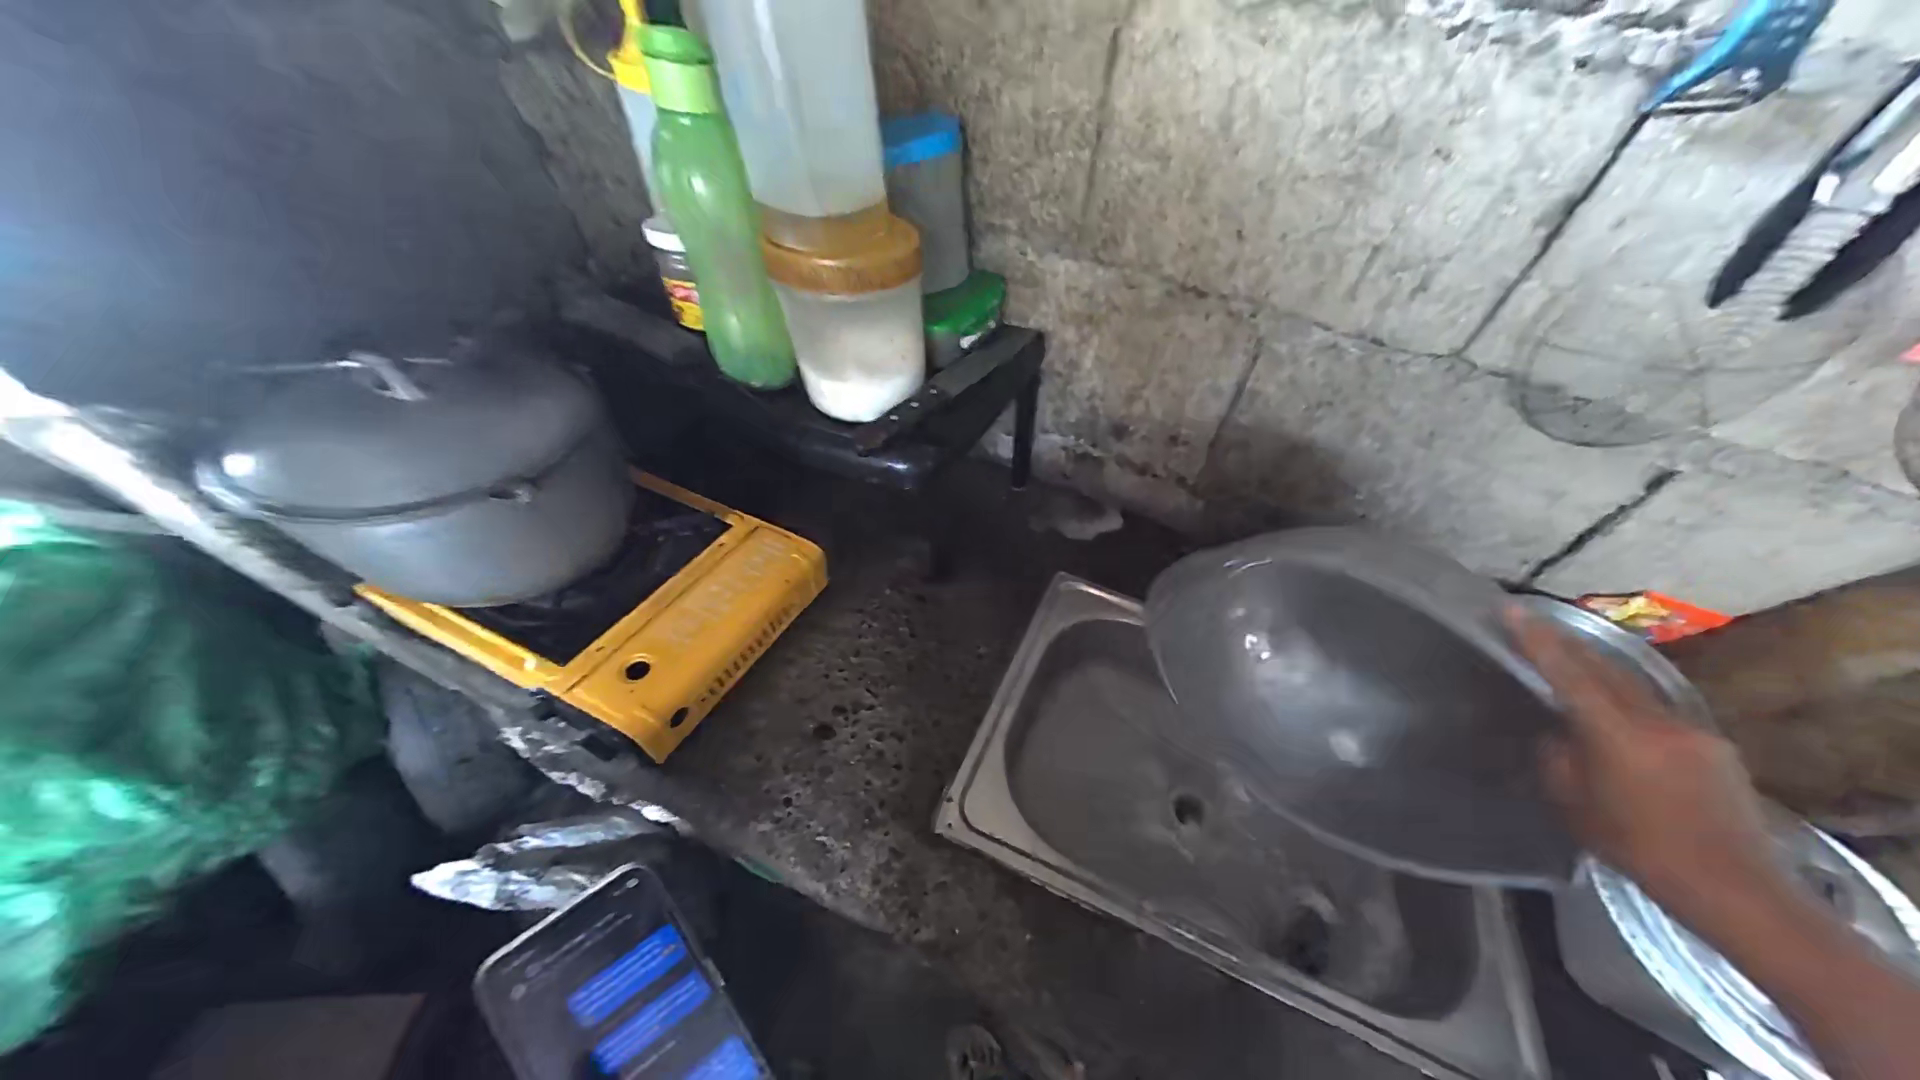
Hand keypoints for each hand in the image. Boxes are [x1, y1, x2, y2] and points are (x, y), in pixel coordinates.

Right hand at [1506, 604, 1788, 921]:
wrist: (1735, 889)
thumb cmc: (1638, 847)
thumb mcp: (1574, 803)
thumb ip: (1557, 757)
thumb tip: (1553, 732)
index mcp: (1617, 733)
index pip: (1568, 674)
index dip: (1537, 639)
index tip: (1512, 609)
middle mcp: (1658, 721)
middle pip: (1606, 670)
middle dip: (1567, 645)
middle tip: (1534, 624)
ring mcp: (1693, 732)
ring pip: (1634, 688)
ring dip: (1598, 671)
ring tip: (1569, 660)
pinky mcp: (1715, 748)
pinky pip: (1657, 711)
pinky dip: (1627, 701)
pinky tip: (1616, 713)